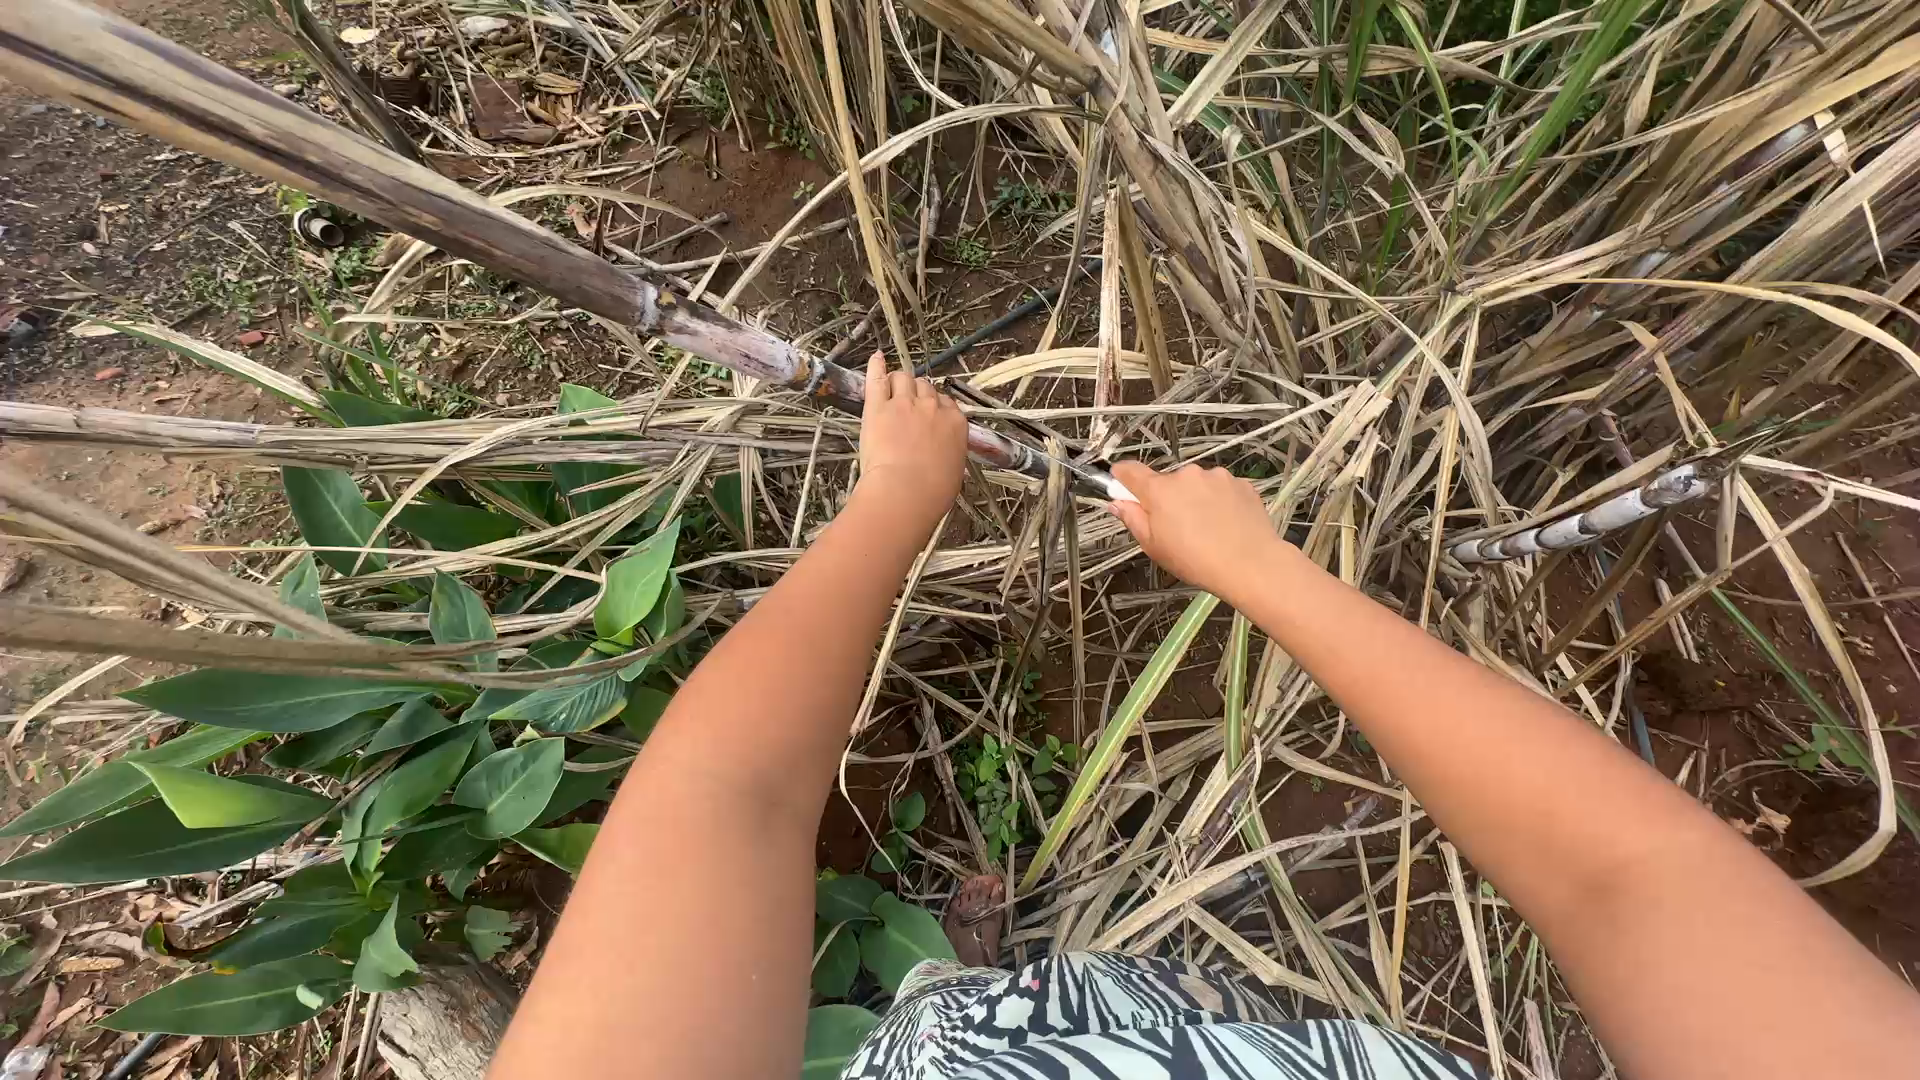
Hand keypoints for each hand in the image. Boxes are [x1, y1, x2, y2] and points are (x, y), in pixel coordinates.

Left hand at [855, 350, 967, 525]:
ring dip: (900, 382)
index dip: (936, 407)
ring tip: (893, 388)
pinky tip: (876, 358)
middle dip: (918, 394)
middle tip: (909, 407)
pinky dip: (877, 367)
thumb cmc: (933, 493)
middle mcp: (932, 407)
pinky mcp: (878, 408)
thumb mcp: (954, 472)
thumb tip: (944, 458)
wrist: (907, 492)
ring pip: (904, 378)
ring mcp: (904, 404)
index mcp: (955, 424)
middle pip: (925, 387)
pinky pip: (878, 379)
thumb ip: (949, 454)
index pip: (947, 403)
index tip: (929, 416)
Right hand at [1106, 461, 1286, 598]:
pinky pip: (1220, 488)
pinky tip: (1224, 524)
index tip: (1122, 487)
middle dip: (1167, 499)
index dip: (1122, 478)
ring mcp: (1216, 476)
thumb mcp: (1153, 546)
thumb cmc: (1196, 560)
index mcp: (1160, 490)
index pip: (1130, 470)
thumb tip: (1118, 503)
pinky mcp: (1240, 483)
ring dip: (1195, 499)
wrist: (1250, 564)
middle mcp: (1187, 475)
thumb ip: (1132, 519)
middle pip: (1167, 482)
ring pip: (1196, 484)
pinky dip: (1219, 501)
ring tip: (1205, 529)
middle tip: (1175, 527)